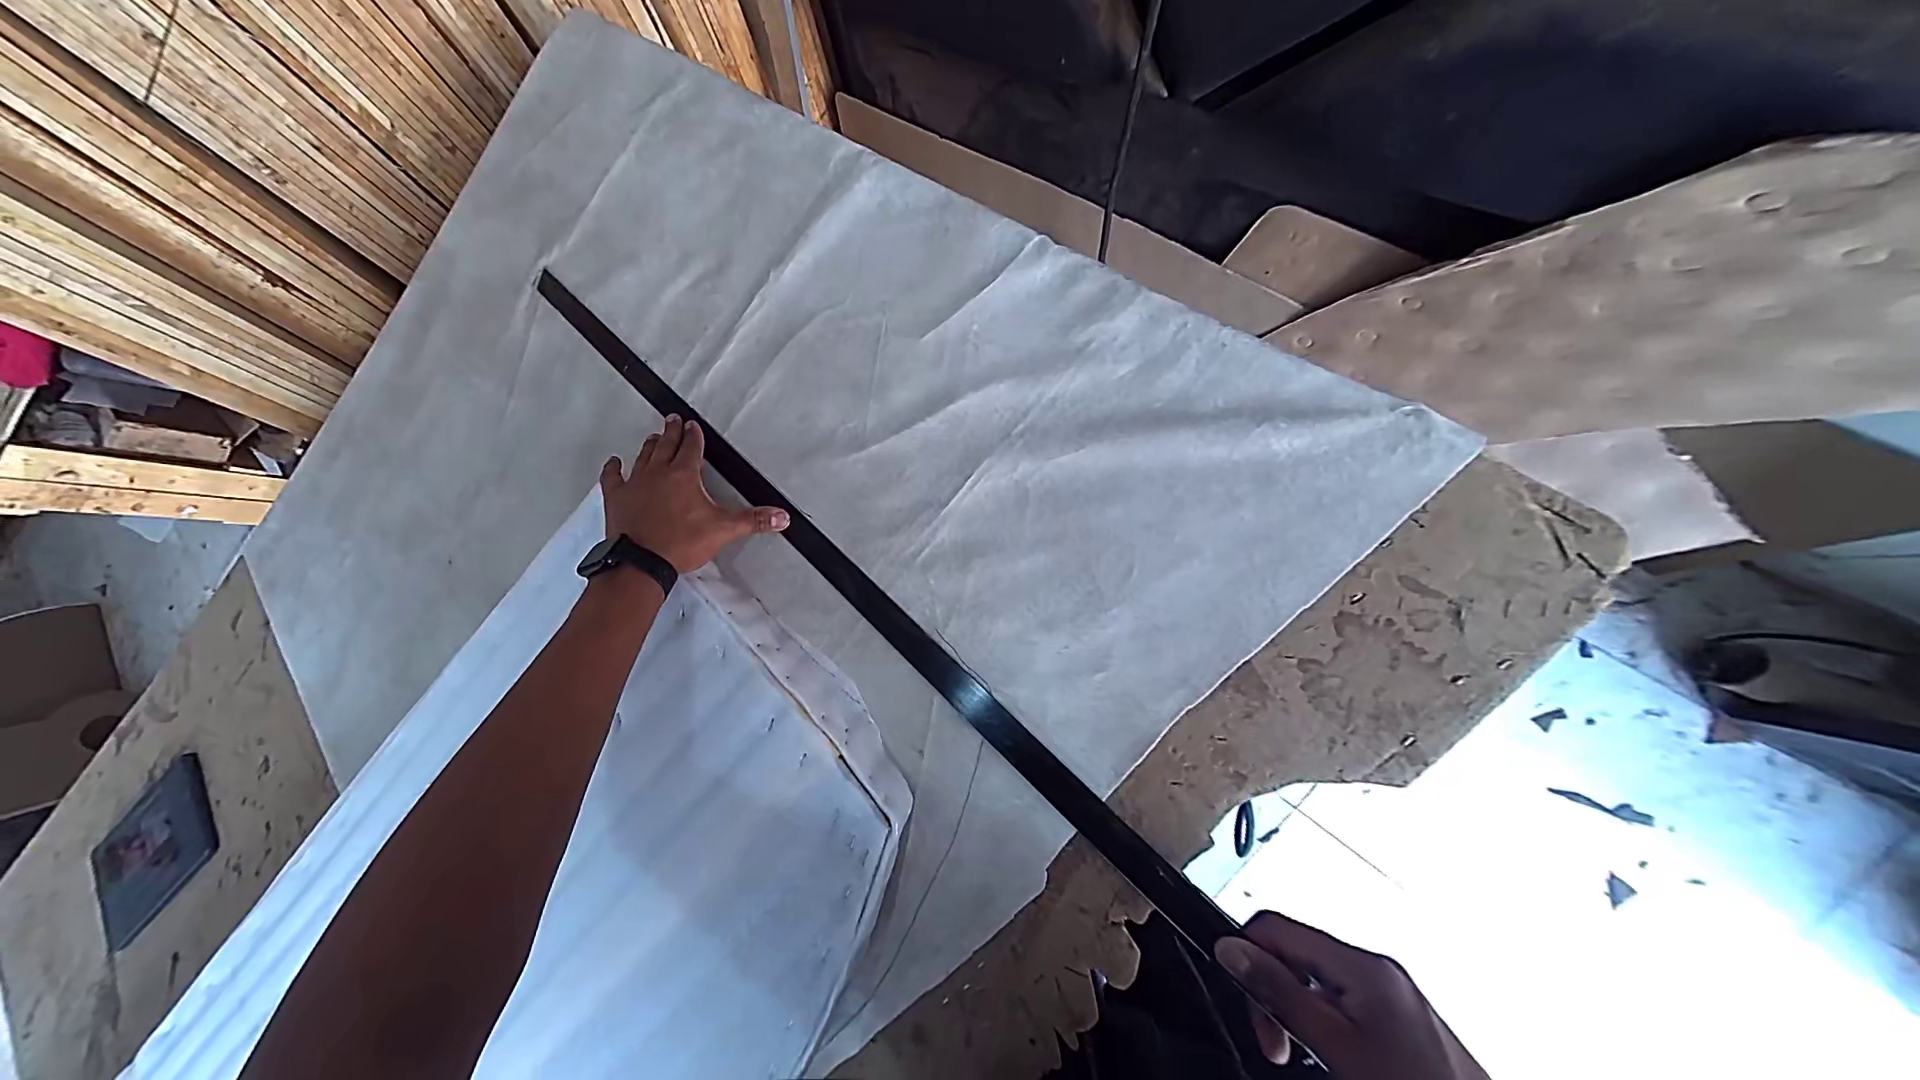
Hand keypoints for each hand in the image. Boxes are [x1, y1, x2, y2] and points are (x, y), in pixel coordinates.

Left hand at [599, 414, 788, 570]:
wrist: (642, 561)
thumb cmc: (680, 543)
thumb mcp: (724, 530)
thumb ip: (754, 520)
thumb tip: (781, 517)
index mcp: (683, 475)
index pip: (691, 447)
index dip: (693, 435)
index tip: (693, 426)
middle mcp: (658, 473)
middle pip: (666, 445)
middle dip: (671, 431)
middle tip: (673, 420)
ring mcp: (635, 483)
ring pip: (643, 456)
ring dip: (650, 445)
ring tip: (655, 437)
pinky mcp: (617, 498)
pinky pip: (613, 477)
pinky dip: (614, 468)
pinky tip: (615, 463)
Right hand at [1214, 912, 1486, 1079]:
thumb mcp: (1334, 1046)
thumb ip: (1279, 992)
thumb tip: (1230, 948)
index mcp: (1362, 965)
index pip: (1276, 927)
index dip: (1249, 956)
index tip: (1244, 999)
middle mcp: (1378, 969)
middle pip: (1297, 954)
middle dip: (1274, 993)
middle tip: (1274, 1045)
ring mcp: (1393, 994)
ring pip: (1317, 980)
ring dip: (1297, 1012)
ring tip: (1301, 1057)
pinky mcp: (1401, 1019)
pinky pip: (1342, 1002)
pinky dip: (1324, 1024)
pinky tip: (1330, 1059)